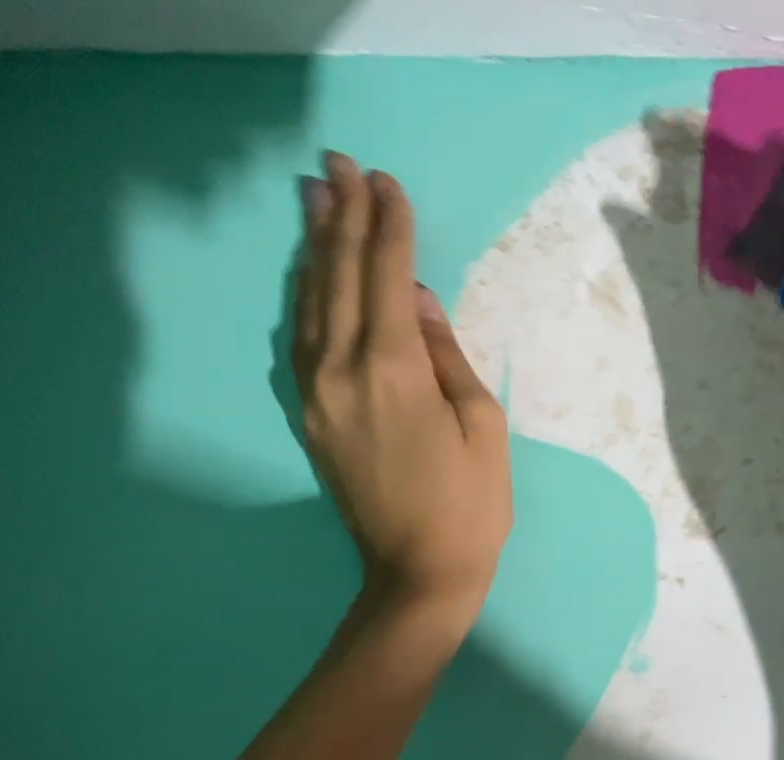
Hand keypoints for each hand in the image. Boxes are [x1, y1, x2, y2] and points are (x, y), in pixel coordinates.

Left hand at [293, 151, 511, 621]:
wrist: (417, 573)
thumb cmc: (470, 503)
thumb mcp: (482, 424)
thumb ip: (445, 354)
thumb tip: (415, 299)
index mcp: (394, 371)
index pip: (386, 277)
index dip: (390, 227)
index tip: (388, 183)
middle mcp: (342, 371)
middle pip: (338, 277)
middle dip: (342, 217)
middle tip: (340, 164)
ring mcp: (317, 394)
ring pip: (310, 303)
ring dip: (314, 246)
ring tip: (317, 196)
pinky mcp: (311, 415)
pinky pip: (302, 339)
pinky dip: (306, 296)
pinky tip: (309, 272)